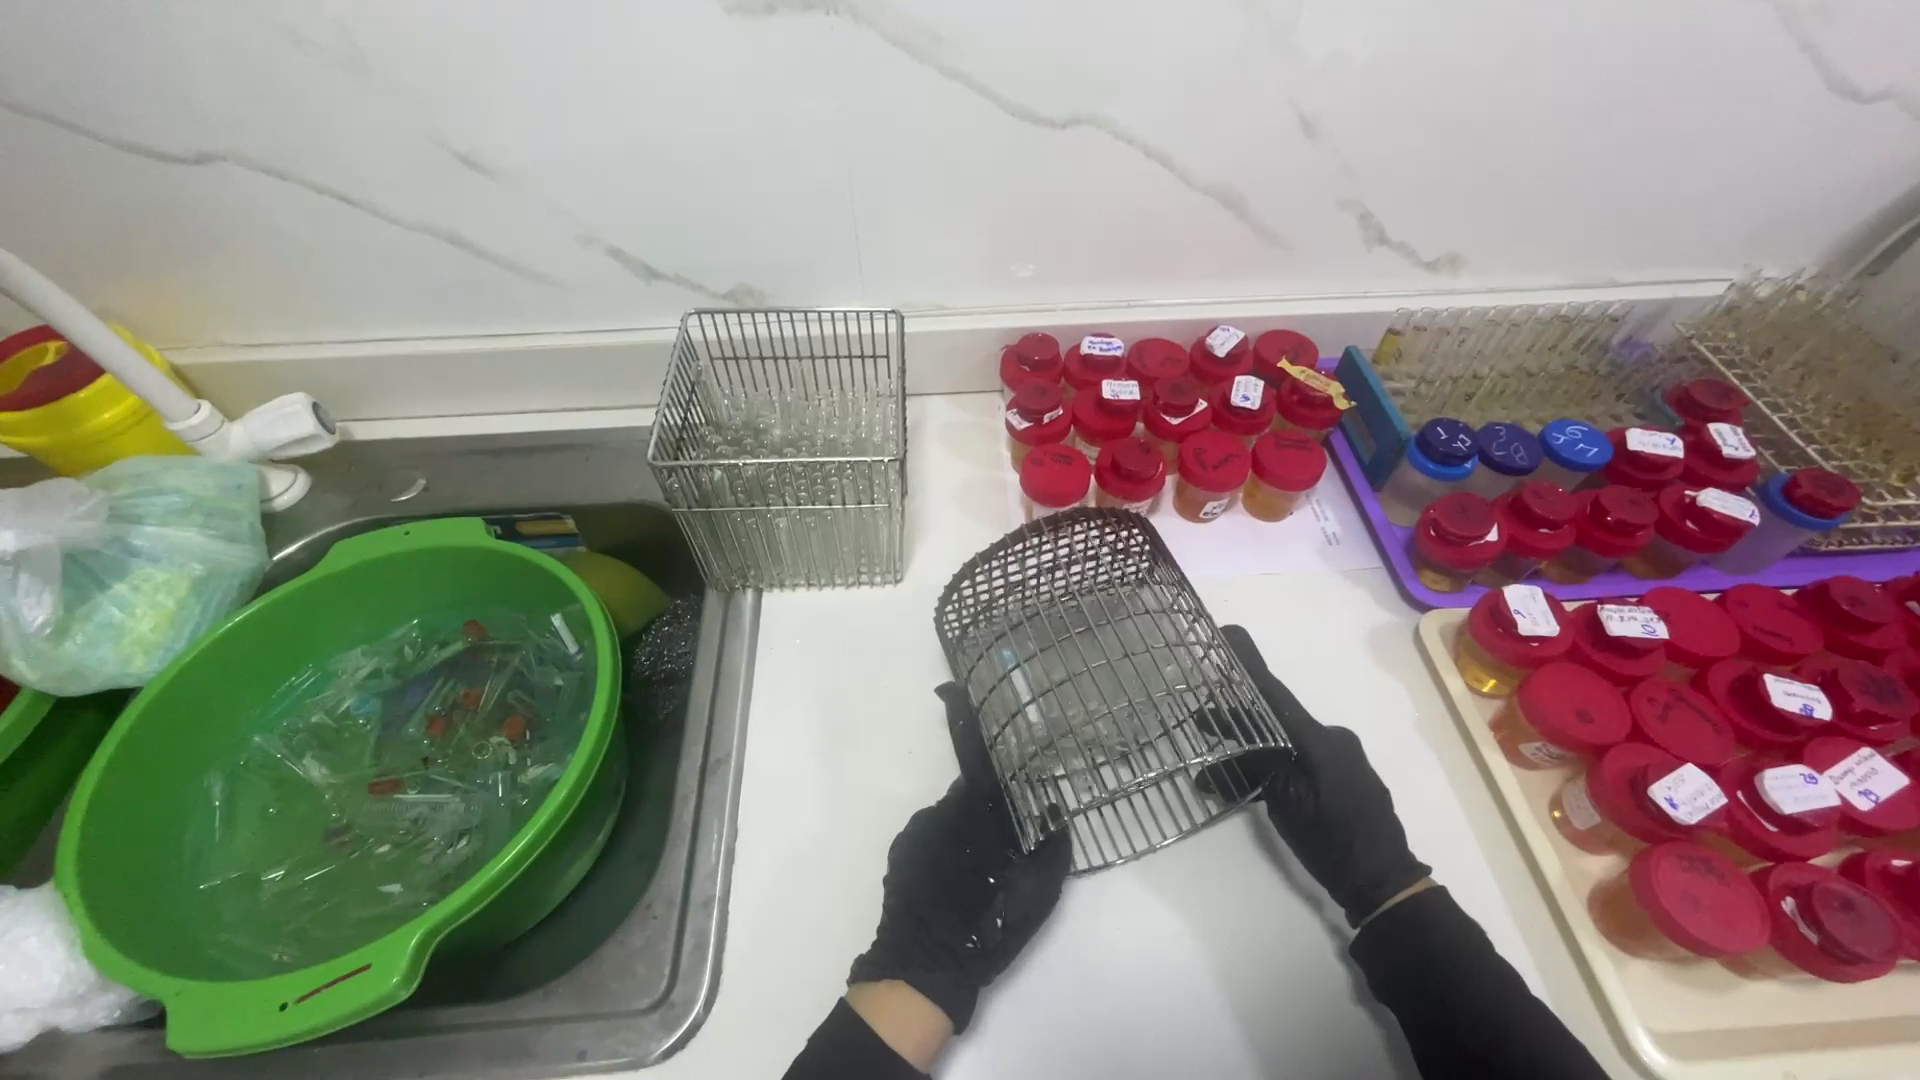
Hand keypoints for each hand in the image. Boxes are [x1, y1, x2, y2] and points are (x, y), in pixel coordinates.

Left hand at [847, 684, 1073, 1034]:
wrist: (920, 972)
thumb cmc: (981, 933)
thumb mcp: (1032, 898)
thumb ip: (1049, 851)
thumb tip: (1057, 816)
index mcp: (968, 819)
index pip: (977, 767)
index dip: (976, 734)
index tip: (968, 702)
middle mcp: (937, 816)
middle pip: (968, 798)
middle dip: (985, 809)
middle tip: (1005, 839)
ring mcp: (914, 835)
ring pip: (949, 820)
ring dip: (966, 833)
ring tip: (980, 869)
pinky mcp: (900, 855)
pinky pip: (931, 838)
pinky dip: (946, 849)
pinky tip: (958, 880)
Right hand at [1213, 624, 1430, 927]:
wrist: (1384, 882)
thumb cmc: (1330, 841)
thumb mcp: (1284, 802)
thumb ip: (1259, 763)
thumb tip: (1231, 743)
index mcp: (1320, 740)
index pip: (1275, 694)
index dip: (1249, 664)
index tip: (1229, 634)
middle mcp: (1334, 739)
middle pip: (1277, 720)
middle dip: (1238, 723)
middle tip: (1202, 724)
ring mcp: (1344, 758)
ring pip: (1287, 743)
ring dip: (1254, 754)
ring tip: (1216, 775)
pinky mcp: (1346, 777)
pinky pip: (1303, 759)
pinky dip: (1275, 766)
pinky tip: (1251, 785)